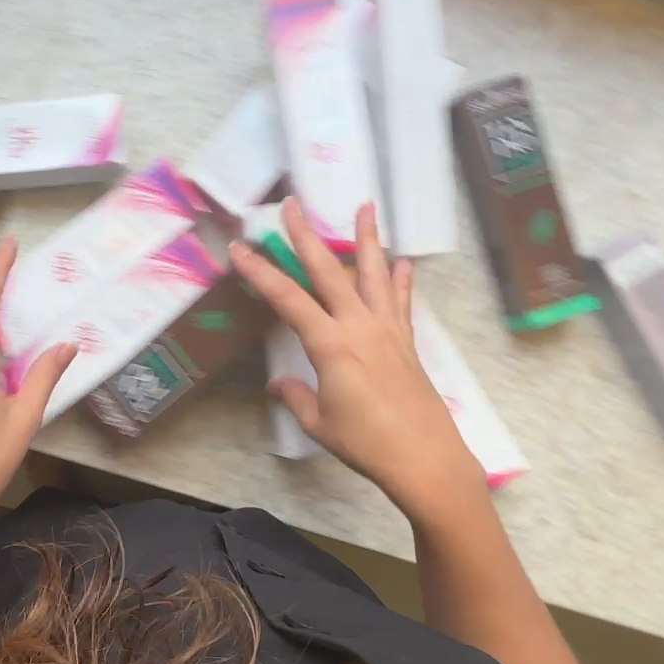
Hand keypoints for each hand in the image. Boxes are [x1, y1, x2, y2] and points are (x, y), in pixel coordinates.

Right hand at [230, 198, 486, 523]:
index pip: (288, 300)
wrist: (423, 457)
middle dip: (307, 237)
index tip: (240, 250)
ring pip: (374, 275)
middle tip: (293, 205)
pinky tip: (402, 263)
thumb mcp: (319, 422)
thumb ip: (297, 397)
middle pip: (329, 272)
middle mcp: (360, 327)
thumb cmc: (365, 443)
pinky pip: (401, 302)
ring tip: (365, 207)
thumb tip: (280, 383)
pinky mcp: (407, 342)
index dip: (261, 273)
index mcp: (331, 346)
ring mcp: (388, 331)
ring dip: (368, 240)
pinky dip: (400, 281)